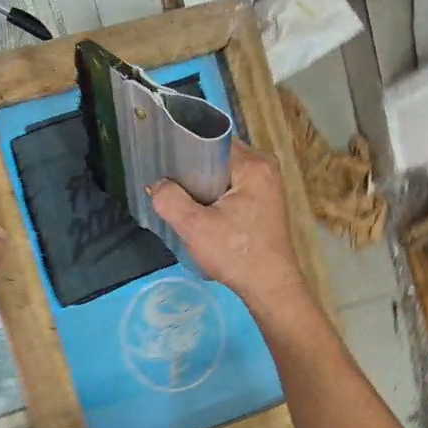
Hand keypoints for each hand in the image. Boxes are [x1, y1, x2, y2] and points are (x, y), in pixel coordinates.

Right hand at [148, 140, 306, 310]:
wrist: (269, 287)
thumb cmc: (236, 254)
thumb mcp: (195, 228)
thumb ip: (170, 201)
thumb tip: (157, 185)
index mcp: (253, 164)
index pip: (212, 140)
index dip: (185, 150)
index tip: (165, 165)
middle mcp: (265, 167)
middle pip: (218, 156)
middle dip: (194, 170)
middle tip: (170, 186)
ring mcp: (268, 185)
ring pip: (225, 174)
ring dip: (204, 186)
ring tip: (182, 200)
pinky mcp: (266, 202)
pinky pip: (234, 188)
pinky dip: (217, 196)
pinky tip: (202, 213)